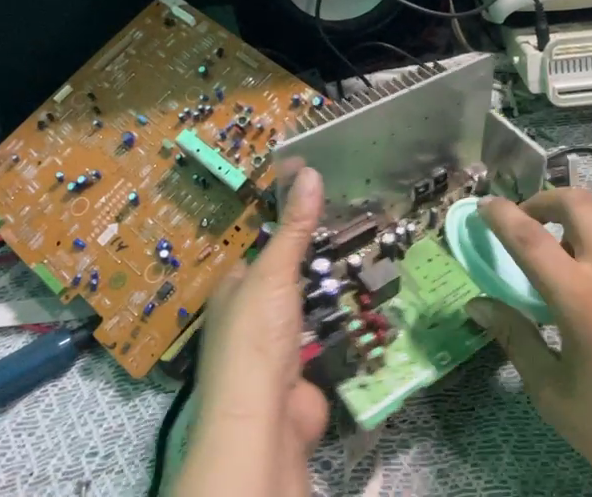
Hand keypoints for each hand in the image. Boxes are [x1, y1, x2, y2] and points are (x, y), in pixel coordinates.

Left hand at [170, 169, 328, 496]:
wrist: (265, 422)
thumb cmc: (256, 337)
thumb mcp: (274, 272)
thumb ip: (294, 227)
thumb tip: (309, 169)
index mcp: (231, 292)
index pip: (257, 251)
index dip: (283, 226)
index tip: (316, 202)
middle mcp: (247, 320)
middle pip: (282, 282)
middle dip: (308, 264)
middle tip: (348, 230)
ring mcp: (273, 352)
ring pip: (302, 313)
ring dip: (324, 297)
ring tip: (360, 261)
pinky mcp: (299, 377)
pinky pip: (321, 342)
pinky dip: (337, 329)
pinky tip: (359, 310)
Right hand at [468, 189, 591, 496]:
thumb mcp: (555, 395)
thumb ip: (516, 338)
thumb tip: (478, 304)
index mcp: (584, 301)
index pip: (530, 238)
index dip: (500, 215)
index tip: (481, 206)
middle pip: (575, 201)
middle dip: (542, 200)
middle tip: (524, 222)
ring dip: (576, 210)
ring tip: (562, 243)